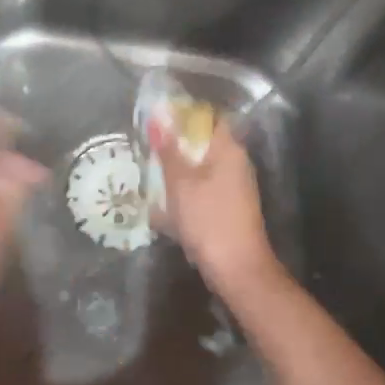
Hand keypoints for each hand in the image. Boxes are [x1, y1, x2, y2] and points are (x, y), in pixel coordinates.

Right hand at [154, 119, 277, 292]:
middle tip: (148, 148)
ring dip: (177, 172)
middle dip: (176, 146)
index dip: (185, 115)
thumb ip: (169, 151)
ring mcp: (234, 188)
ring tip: (150, 175)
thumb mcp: (180, 183)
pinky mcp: (228, 209)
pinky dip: (184, 192)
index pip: (210, 119)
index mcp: (229, 151)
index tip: (159, 118)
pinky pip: (202, 190)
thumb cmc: (208, 219)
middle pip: (203, 144)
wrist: (236, 268)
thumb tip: (157, 120)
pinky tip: (163, 205)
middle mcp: (236, 164)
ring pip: (201, 169)